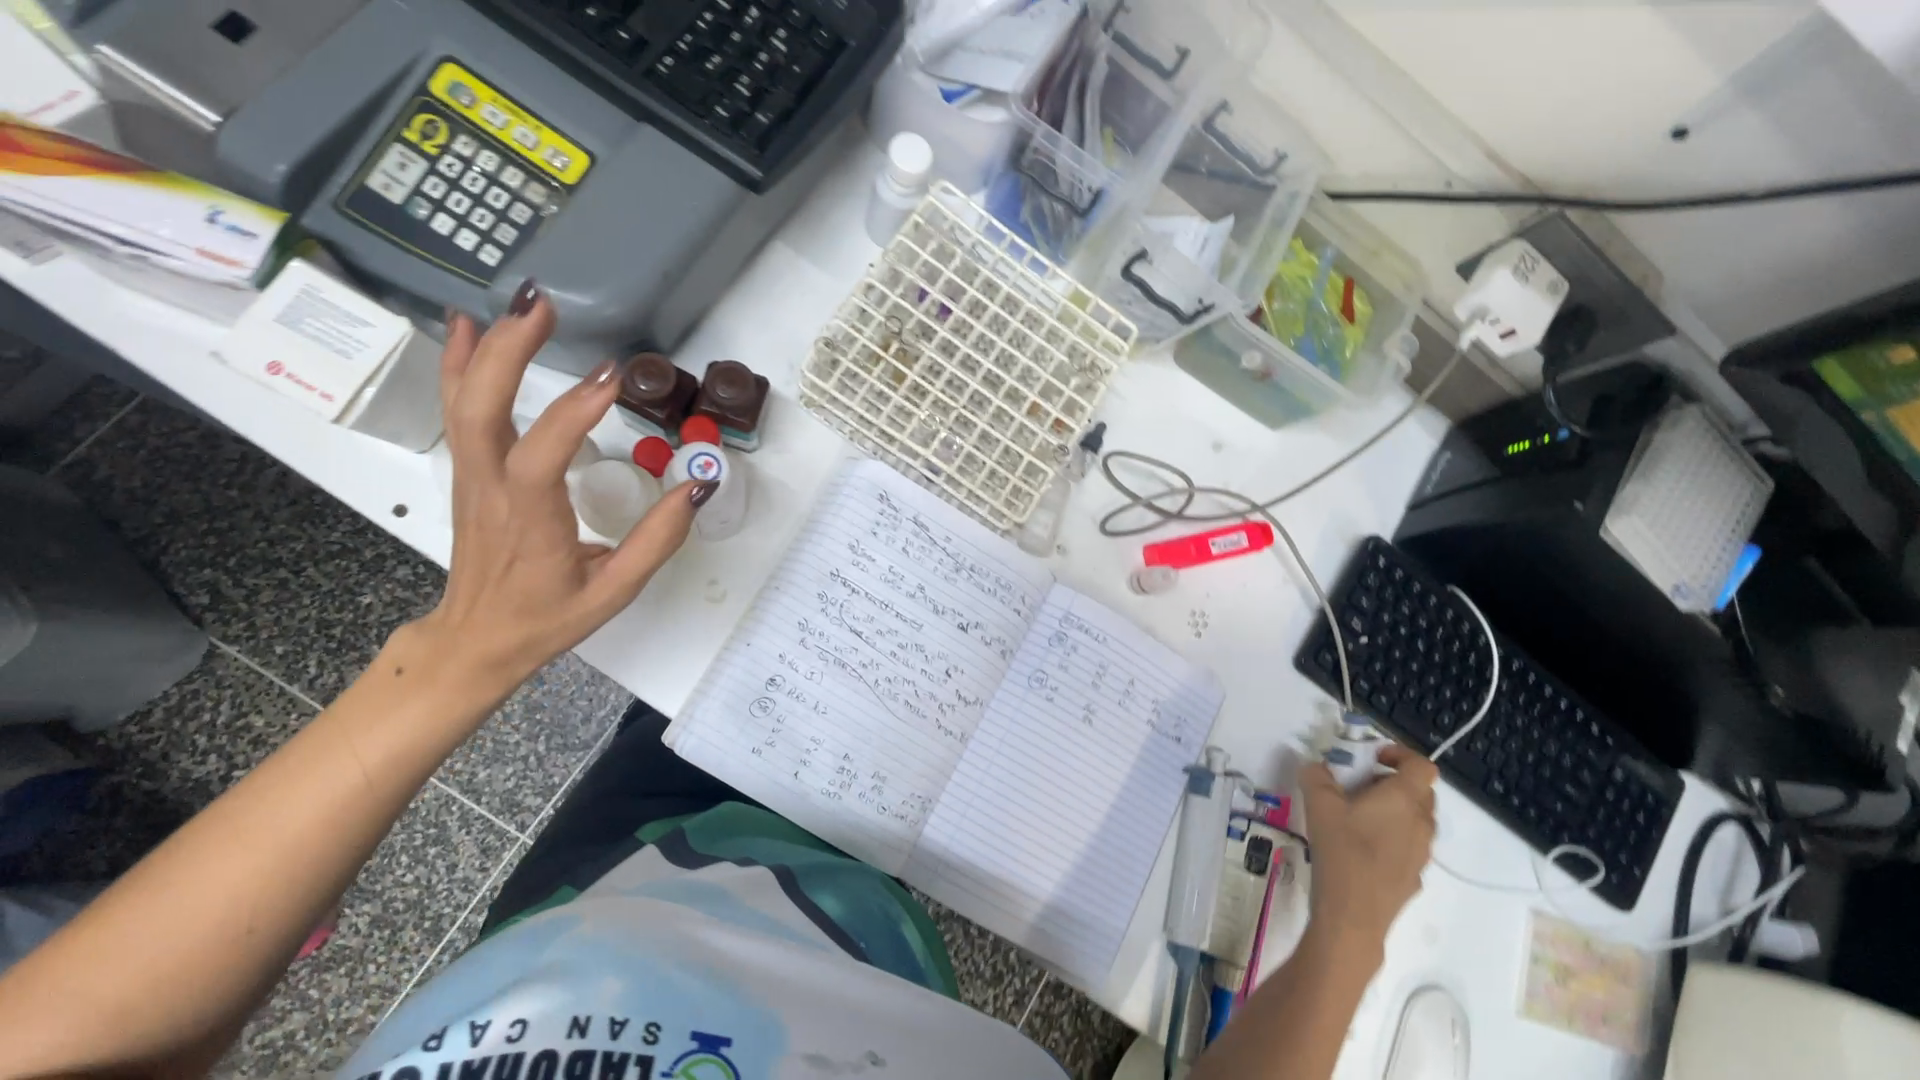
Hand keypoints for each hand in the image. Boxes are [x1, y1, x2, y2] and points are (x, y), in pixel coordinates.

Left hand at [419, 279, 714, 684]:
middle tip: (543, 306)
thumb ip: (656, 542)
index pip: (541, 456)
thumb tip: (697, 487)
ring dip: (485, 347)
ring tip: (516, 303)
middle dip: (509, 350)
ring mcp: (471, 477)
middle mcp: (491, 489)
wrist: (476, 641)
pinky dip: (460, 364)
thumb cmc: (546, 619)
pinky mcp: (468, 472)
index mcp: (530, 522)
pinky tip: (467, 329)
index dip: (574, 412)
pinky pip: (457, 410)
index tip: (614, 377)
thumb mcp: (613, 593)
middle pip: (481, 409)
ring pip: (462, 402)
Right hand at [1299, 742, 1438, 961]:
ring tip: (1358, 820)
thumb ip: (1316, 777)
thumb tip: (1315, 766)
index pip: (1421, 765)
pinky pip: (1407, 848)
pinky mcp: (1414, 879)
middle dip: (1394, 783)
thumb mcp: (1318, 804)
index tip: (1373, 758)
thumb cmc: (1341, 851)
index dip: (1400, 755)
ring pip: (1416, 822)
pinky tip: (1362, 853)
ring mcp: (1422, 854)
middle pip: (1421, 793)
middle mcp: (1422, 824)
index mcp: (1404, 799)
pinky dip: (1391, 841)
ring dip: (1394, 813)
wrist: (1354, 916)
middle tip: (1360, 787)